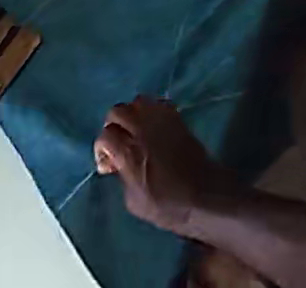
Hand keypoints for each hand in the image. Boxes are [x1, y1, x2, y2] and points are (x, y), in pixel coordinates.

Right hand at [93, 96, 238, 237]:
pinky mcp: (176, 116)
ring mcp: (160, 119)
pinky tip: (153, 126)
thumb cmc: (168, 205)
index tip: (109, 164)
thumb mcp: (134, 202)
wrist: (203, 194)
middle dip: (113, 126)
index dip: (102, 149)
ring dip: (132, 113)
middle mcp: (142, 130)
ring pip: (137, 101)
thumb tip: (117, 164)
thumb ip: (122, 176)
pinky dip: (151, 111)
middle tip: (119, 143)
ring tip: (136, 131)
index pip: (105, 136)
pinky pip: (157, 103)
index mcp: (129, 152)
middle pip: (117, 111)